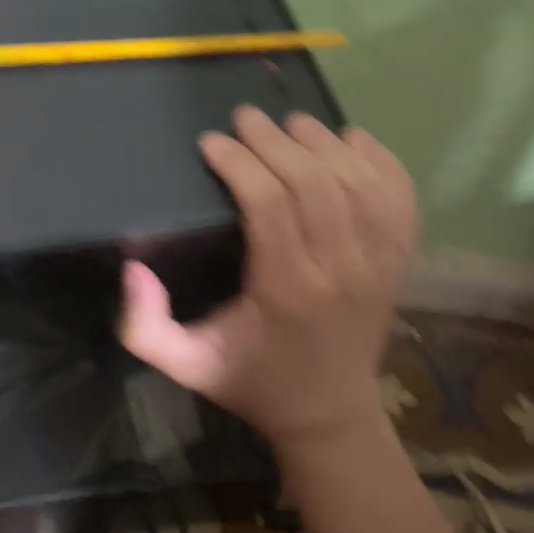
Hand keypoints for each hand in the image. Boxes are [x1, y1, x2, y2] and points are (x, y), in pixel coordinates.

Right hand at [119, 106, 416, 447]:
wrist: (330, 414)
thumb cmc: (252, 382)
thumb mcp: (186, 364)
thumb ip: (145, 326)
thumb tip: (134, 268)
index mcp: (287, 291)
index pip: (270, 203)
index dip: (239, 162)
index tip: (211, 143)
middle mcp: (341, 270)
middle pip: (316, 182)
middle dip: (276, 139)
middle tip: (246, 118)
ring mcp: (379, 264)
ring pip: (359, 180)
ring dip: (324, 141)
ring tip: (292, 123)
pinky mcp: (399, 261)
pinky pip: (399, 195)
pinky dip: (379, 159)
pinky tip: (351, 140)